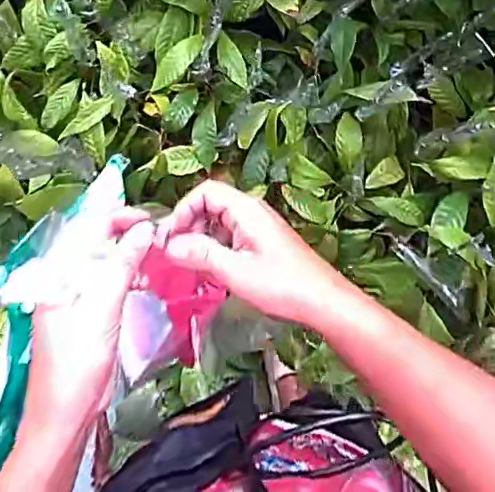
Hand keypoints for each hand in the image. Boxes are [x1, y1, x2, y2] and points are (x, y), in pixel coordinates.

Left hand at [24, 209, 154, 424]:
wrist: (62, 422)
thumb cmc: (77, 366)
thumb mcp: (103, 308)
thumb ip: (122, 263)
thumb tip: (144, 229)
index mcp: (57, 270)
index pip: (88, 226)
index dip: (120, 217)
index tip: (150, 219)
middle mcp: (59, 278)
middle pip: (94, 241)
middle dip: (126, 233)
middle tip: (156, 235)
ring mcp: (69, 297)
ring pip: (101, 261)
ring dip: (126, 254)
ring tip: (153, 254)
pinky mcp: (80, 315)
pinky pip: (103, 282)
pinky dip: (123, 276)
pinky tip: (140, 281)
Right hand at [158, 180, 361, 329]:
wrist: (325, 302)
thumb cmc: (283, 286)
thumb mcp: (235, 272)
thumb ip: (201, 254)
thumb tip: (170, 246)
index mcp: (245, 209)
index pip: (204, 192)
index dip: (182, 211)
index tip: (169, 237)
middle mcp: (251, 210)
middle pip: (209, 203)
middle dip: (188, 224)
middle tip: (174, 252)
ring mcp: (258, 224)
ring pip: (218, 220)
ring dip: (201, 237)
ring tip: (191, 263)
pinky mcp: (263, 239)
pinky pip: (230, 233)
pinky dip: (215, 245)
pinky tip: (212, 269)